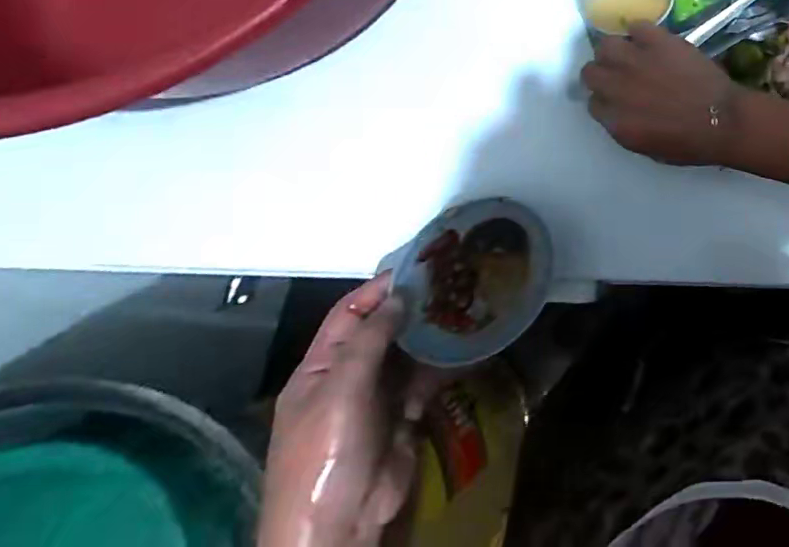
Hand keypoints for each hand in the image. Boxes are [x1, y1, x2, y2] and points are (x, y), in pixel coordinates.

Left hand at [260, 275, 442, 546]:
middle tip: (453, 279)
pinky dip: (445, 362)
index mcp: (319, 369)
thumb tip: (398, 297)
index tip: (417, 267)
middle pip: (381, 330)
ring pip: (408, 353)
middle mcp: (348, 377)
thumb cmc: (326, 452)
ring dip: (432, 332)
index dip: (377, 290)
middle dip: (412, 307)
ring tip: (467, 303)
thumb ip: (370, 340)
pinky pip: (426, 379)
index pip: (347, 315)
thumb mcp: (341, 390)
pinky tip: (469, 344)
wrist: (340, 525)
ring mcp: (377, 397)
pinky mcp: (405, 414)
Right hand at [581, 23, 742, 165]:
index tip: (620, 97)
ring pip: (607, 46)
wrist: (724, 120)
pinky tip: (652, 41)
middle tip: (624, 75)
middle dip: (604, 73)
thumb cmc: (692, 142)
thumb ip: (625, 126)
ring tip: (634, 55)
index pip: (593, 102)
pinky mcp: (658, 41)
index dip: (606, 98)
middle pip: (591, 72)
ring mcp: (636, 61)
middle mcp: (617, 88)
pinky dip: (641, 33)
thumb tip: (620, 110)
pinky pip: (637, 27)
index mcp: (615, 120)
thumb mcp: (647, 147)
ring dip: (617, 51)